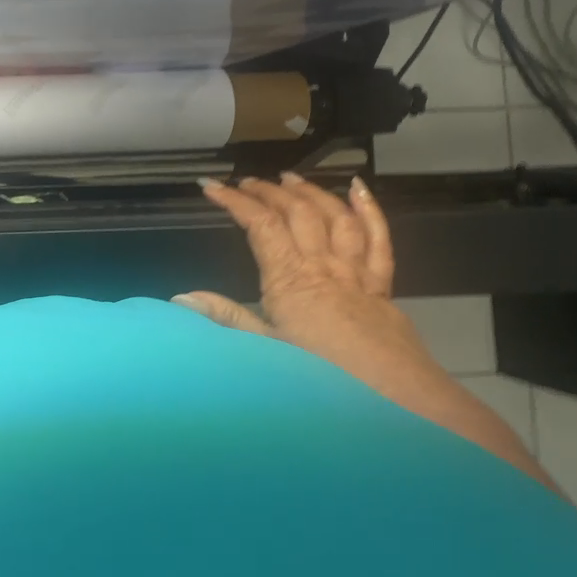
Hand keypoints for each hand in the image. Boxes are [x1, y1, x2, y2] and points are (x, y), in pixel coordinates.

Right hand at [175, 173, 432, 370]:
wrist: (395, 400)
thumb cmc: (324, 379)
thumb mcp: (266, 350)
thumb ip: (227, 317)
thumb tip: (181, 297)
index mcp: (289, 280)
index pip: (260, 226)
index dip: (234, 201)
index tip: (211, 185)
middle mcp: (322, 267)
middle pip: (297, 213)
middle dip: (269, 191)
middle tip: (246, 182)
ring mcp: (355, 273)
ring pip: (335, 218)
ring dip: (311, 192)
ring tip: (290, 177)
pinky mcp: (381, 286)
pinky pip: (378, 240)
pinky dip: (368, 210)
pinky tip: (359, 189)